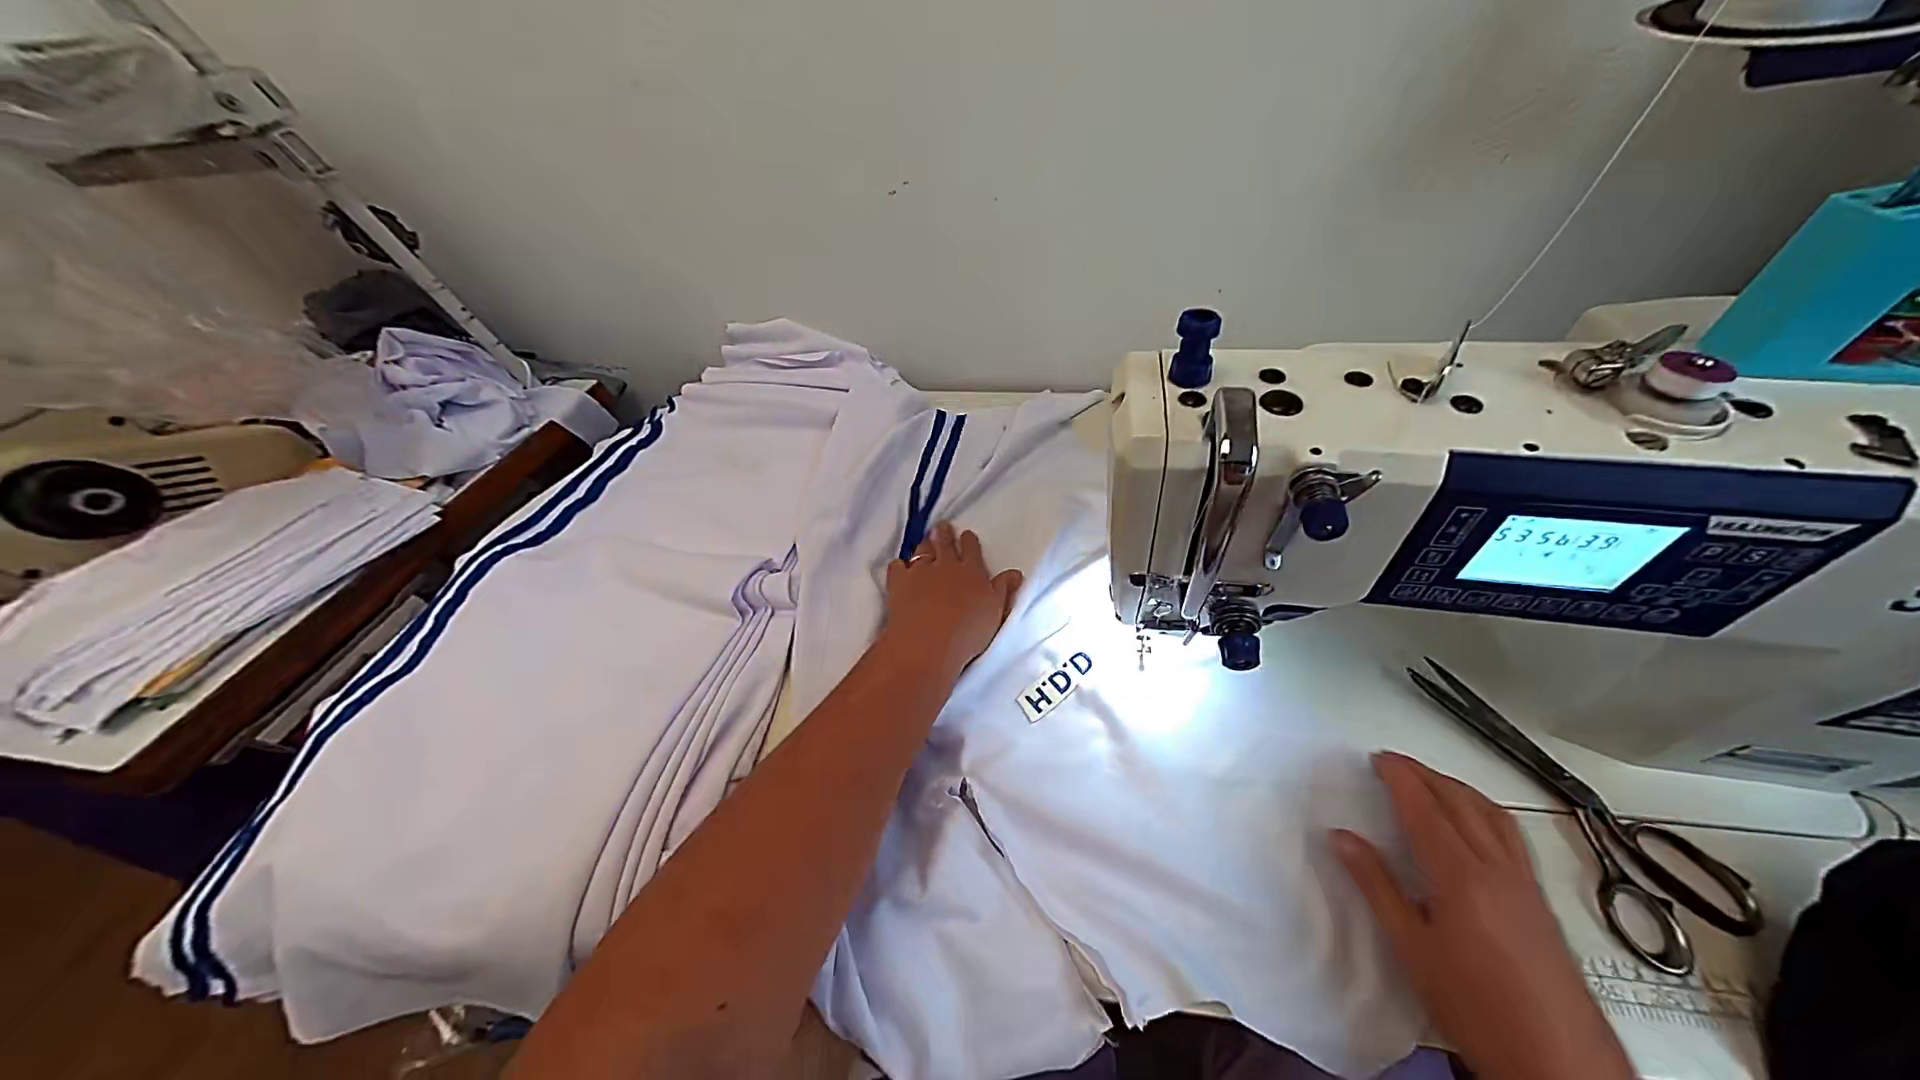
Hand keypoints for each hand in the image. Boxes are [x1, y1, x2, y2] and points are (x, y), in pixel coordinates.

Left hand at [882, 522, 1022, 676]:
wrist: (930, 643)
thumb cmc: (969, 632)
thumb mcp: (995, 611)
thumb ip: (1004, 589)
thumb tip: (1015, 573)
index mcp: (972, 571)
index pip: (971, 549)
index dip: (968, 541)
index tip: (966, 536)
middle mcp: (946, 565)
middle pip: (944, 543)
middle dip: (944, 533)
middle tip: (942, 527)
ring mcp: (920, 571)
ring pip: (922, 551)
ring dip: (924, 544)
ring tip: (925, 541)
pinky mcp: (898, 582)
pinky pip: (897, 566)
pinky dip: (899, 566)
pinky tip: (899, 567)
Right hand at [1331, 753, 1634, 1079]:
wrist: (1558, 1062)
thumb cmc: (1476, 1007)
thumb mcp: (1411, 947)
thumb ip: (1376, 885)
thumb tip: (1342, 838)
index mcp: (1461, 876)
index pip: (1425, 809)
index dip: (1400, 778)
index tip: (1379, 758)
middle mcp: (1498, 871)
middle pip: (1460, 803)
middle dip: (1426, 775)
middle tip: (1395, 763)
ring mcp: (1525, 885)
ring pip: (1493, 815)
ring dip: (1458, 788)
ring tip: (1432, 780)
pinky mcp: (1542, 903)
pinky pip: (1512, 837)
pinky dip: (1486, 811)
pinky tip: (1478, 821)